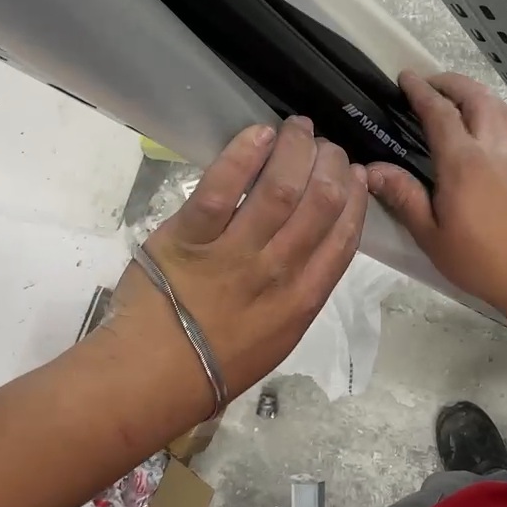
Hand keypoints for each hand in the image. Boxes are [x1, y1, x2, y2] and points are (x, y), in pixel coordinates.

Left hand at [111, 117, 368, 403]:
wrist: (151, 378)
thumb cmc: (218, 362)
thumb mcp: (278, 336)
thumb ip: (301, 289)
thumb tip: (315, 243)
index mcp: (302, 300)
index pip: (343, 238)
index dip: (354, 198)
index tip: (355, 173)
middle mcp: (277, 272)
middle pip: (318, 203)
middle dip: (330, 164)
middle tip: (327, 145)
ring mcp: (234, 254)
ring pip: (279, 189)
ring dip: (295, 150)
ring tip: (298, 128)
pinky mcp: (189, 237)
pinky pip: (222, 189)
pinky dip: (243, 156)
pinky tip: (260, 134)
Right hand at [367, 71, 506, 311]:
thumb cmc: (478, 259)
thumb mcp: (430, 234)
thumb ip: (403, 196)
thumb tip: (370, 169)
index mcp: (463, 162)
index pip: (440, 113)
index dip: (421, 91)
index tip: (405, 78)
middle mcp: (491, 148)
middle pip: (474, 97)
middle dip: (449, 83)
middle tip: (427, 84)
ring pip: (497, 105)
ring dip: (474, 91)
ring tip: (454, 97)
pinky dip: (492, 107)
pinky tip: (481, 122)